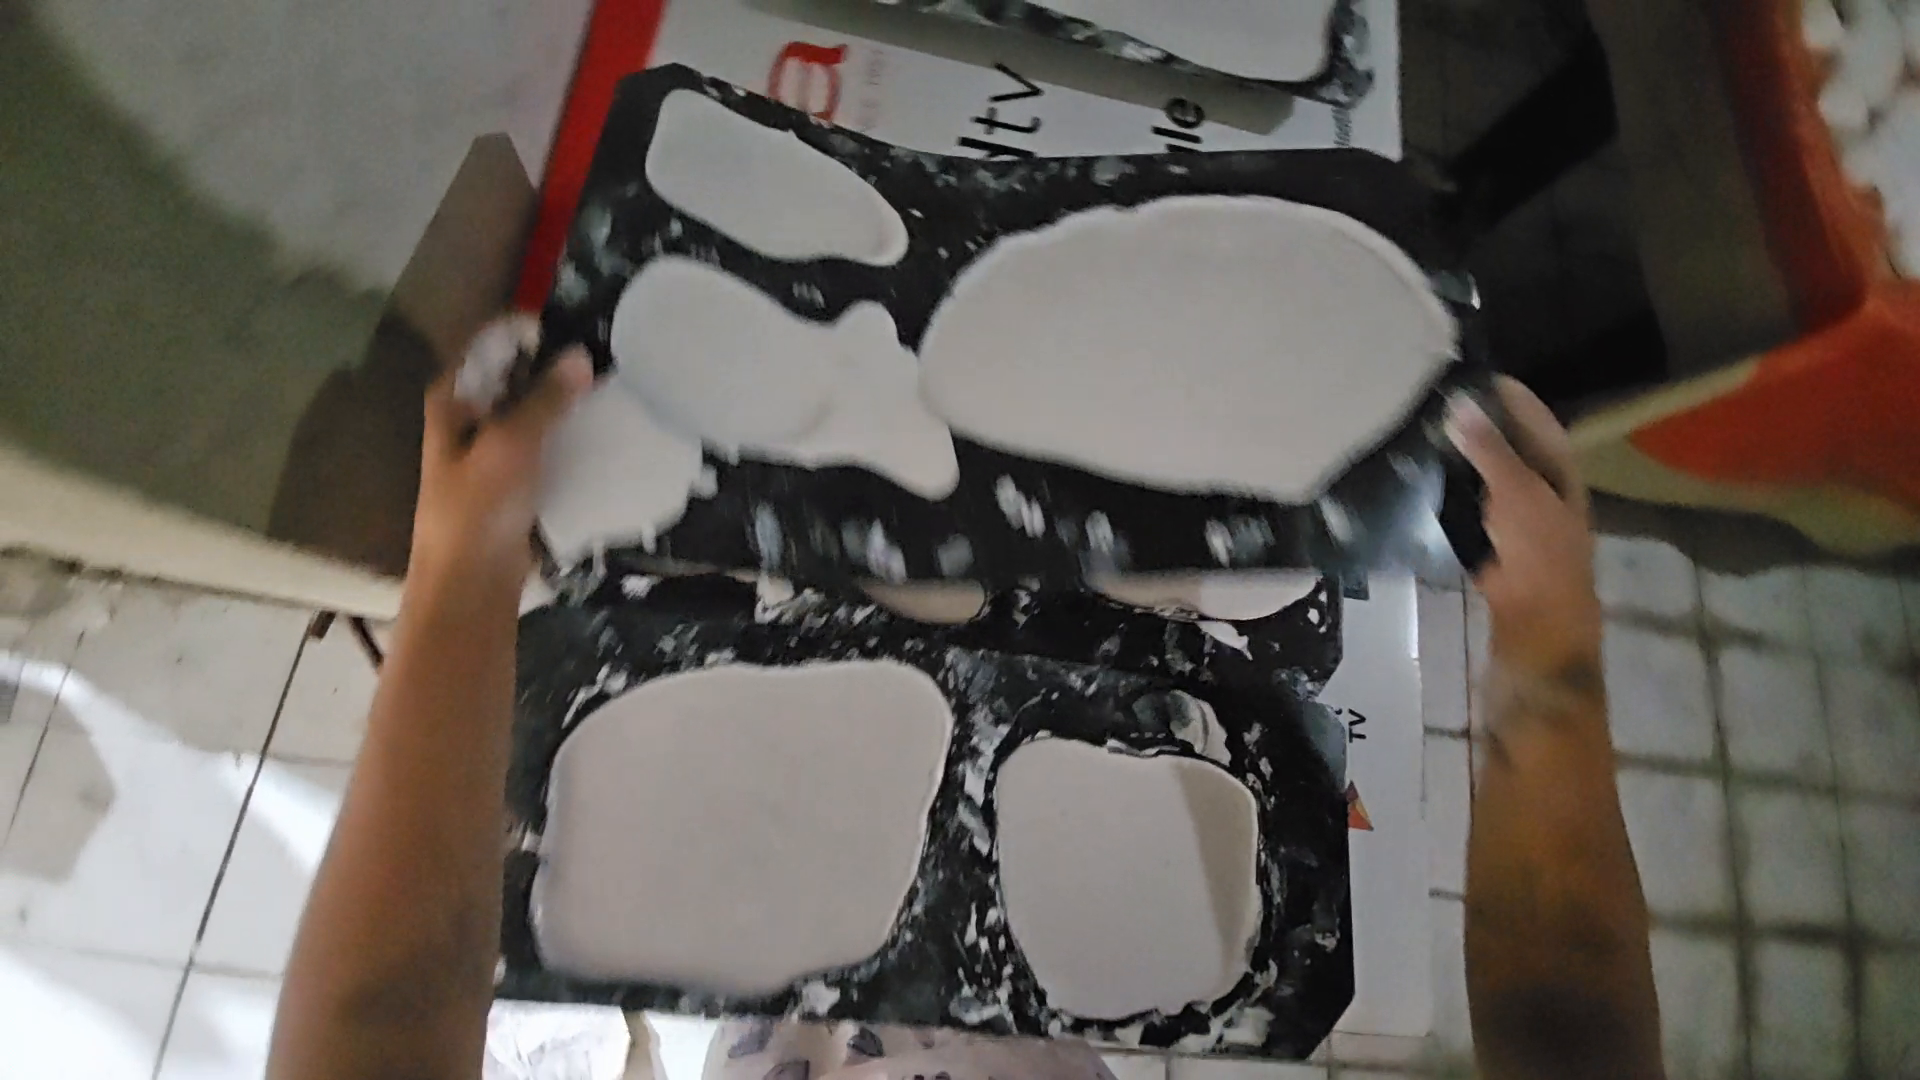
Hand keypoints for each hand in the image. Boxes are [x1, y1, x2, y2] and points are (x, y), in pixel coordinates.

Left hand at [408, 319, 592, 584]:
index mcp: (454, 399)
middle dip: (553, 363)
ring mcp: (497, 446)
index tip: (572, 326)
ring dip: (566, 398)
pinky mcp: (521, 473)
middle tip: (601, 355)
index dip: (525, 330)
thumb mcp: (512, 444)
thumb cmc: (479, 506)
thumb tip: (582, 356)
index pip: (488, 344)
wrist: (474, 576)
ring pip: (535, 407)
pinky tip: (602, 429)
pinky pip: (549, 439)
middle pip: (514, 374)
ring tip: (609, 386)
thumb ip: (545, 400)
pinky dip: (571, 430)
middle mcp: (472, 415)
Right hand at [1447, 376, 1601, 683]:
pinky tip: (1424, 482)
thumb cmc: (1537, 549)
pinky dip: (1450, 490)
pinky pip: (1468, 504)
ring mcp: (1515, 515)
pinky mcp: (1490, 538)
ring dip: (1462, 459)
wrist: (1535, 613)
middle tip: (1441, 404)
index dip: (1513, 399)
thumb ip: (1489, 451)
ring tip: (1426, 436)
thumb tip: (1459, 406)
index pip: (1538, 423)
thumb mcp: (1516, 492)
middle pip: (1510, 448)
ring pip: (1486, 476)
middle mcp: (1540, 489)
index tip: (1478, 378)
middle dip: (1481, 427)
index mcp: (1559, 473)